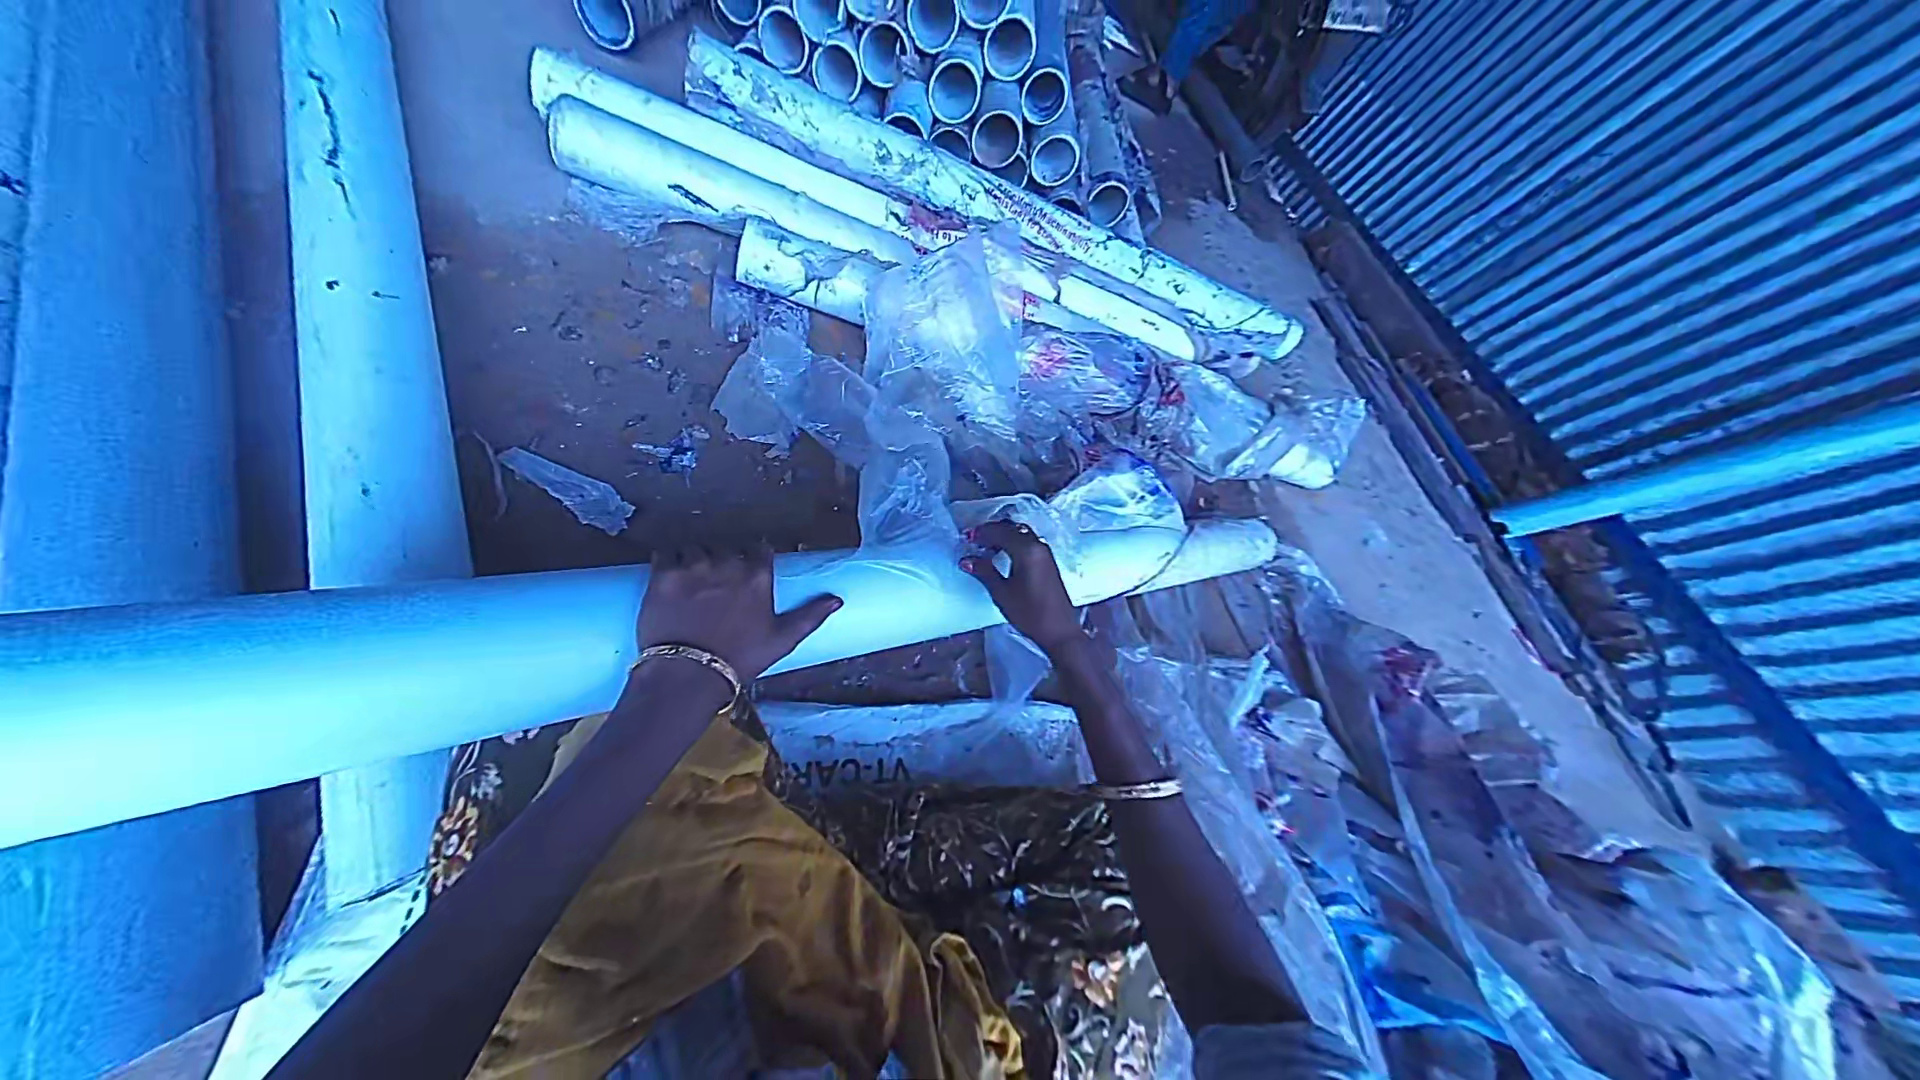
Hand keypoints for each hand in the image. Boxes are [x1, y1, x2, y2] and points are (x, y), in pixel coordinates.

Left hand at [638, 547, 842, 680]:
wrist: (688, 673)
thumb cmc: (740, 658)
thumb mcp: (782, 640)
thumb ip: (810, 615)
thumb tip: (837, 600)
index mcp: (757, 576)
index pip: (760, 550)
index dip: (755, 558)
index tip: (751, 569)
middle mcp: (727, 563)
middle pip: (727, 548)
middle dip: (725, 560)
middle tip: (719, 582)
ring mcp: (693, 567)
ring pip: (696, 548)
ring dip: (696, 559)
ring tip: (692, 579)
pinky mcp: (662, 574)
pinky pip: (665, 553)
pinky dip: (667, 561)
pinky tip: (668, 575)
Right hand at [960, 521, 1087, 651]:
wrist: (1059, 631)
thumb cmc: (1029, 613)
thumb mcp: (1002, 593)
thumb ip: (985, 572)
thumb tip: (966, 559)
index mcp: (1027, 550)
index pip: (1000, 531)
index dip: (981, 533)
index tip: (966, 538)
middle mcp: (1038, 545)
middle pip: (1012, 528)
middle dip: (992, 531)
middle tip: (974, 541)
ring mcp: (1045, 553)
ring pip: (1020, 533)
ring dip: (1003, 536)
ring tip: (985, 548)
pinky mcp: (1048, 561)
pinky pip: (1028, 542)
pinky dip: (1013, 542)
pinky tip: (1002, 555)